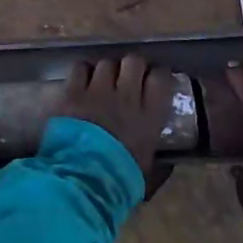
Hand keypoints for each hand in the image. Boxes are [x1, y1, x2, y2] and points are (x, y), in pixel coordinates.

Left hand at [60, 55, 176, 173]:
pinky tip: (85, 80)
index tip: (158, 76)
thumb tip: (168, 162)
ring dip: (109, 69)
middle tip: (131, 74)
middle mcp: (126, 96)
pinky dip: (84, 70)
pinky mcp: (74, 92)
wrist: (83, 179)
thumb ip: (160, 164)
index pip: (160, 79)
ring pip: (107, 62)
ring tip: (106, 79)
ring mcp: (98, 91)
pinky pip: (81, 67)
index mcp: (149, 116)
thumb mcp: (148, 173)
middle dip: (134, 65)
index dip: (160, 73)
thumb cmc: (120, 180)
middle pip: (134, 62)